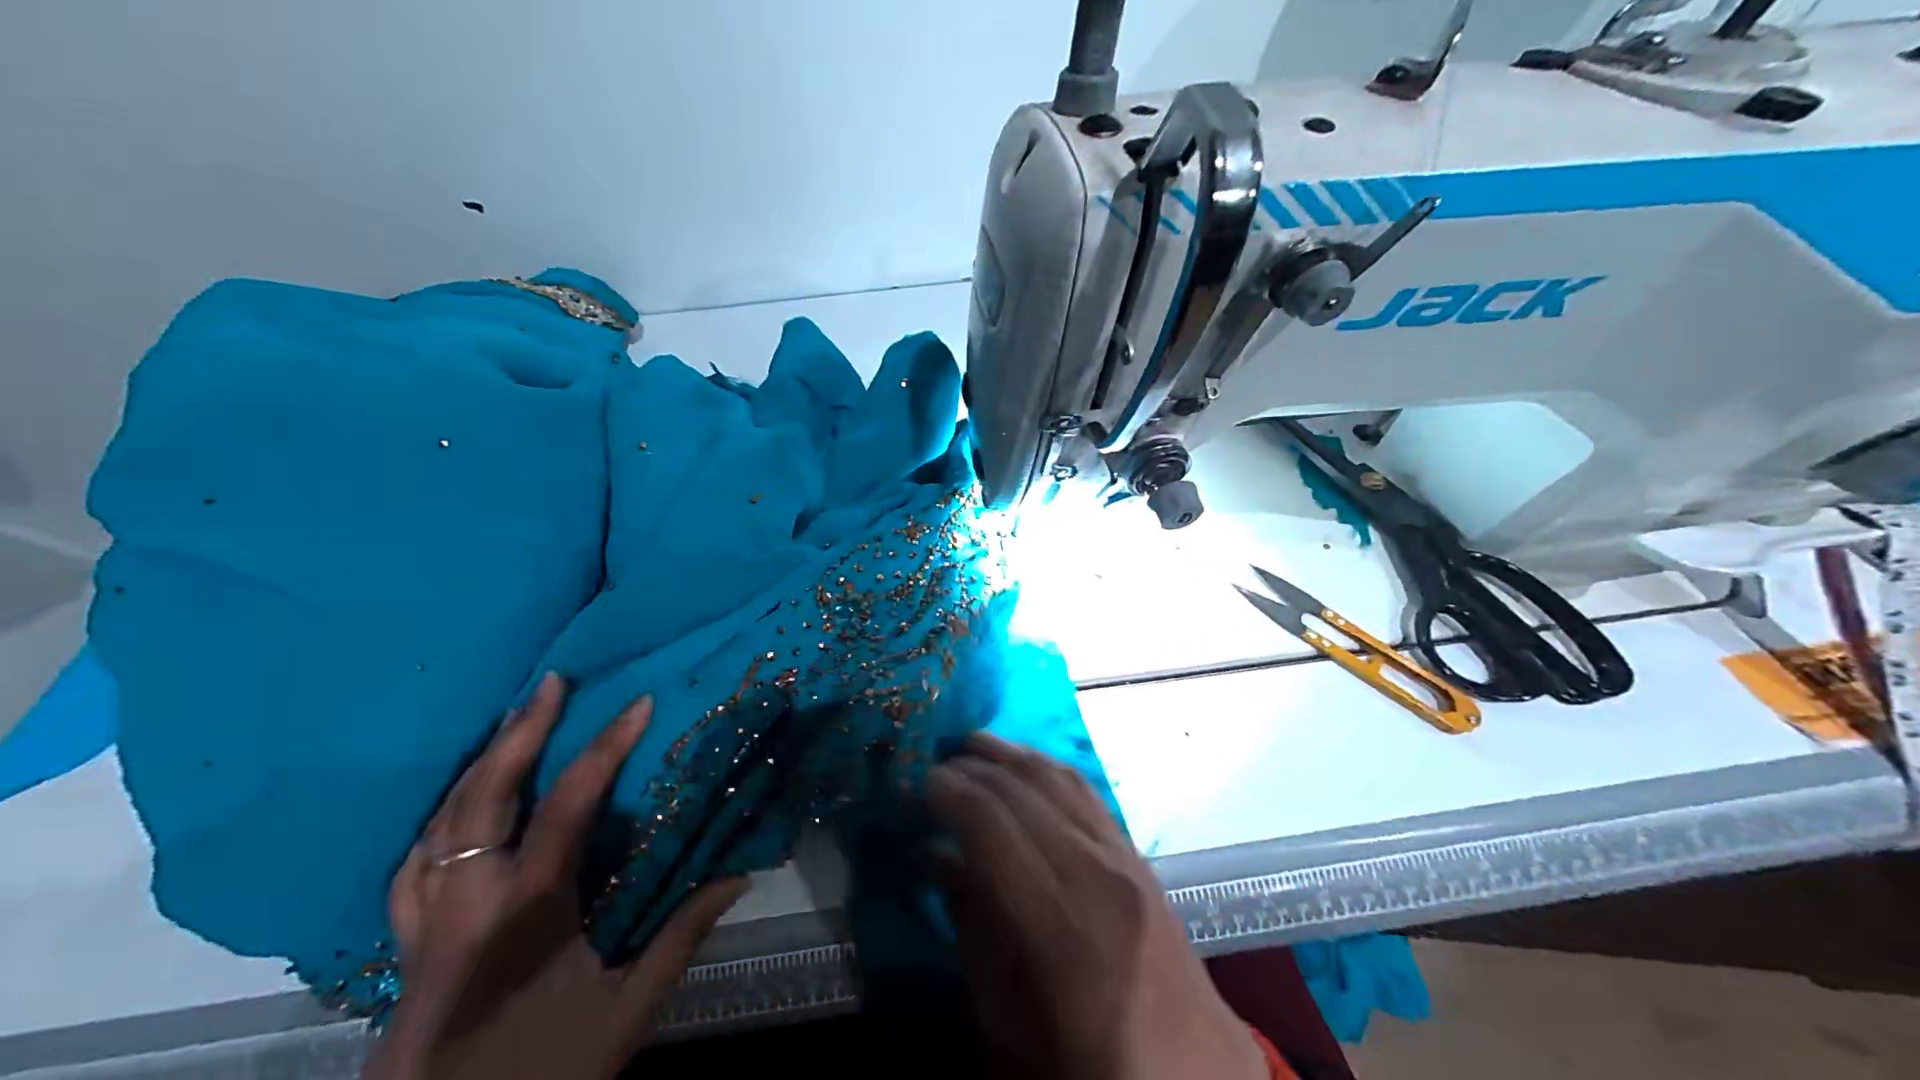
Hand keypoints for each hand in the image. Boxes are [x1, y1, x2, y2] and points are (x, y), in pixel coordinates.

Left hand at [364, 673, 748, 1079]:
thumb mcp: (625, 1012)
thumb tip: (737, 874)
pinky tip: (455, 809)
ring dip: (478, 765)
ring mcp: (423, 923)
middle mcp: (462, 904)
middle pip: (482, 796)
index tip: (639, 704)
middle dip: (519, 731)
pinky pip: (410, 863)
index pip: (566, 806)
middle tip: (551, 683)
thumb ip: (680, 937)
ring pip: (437, 821)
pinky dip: (438, 819)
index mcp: (521, 912)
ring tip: (509, 726)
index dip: (604, 748)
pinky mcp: (405, 946)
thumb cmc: (543, 1075)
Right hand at [928, 735, 1265, 1079]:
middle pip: (1023, 792)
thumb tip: (935, 857)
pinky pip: (1086, 792)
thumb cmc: (1089, 1061)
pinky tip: (1022, 763)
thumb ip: (970, 931)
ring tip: (969, 745)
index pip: (992, 826)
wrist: (1193, 1073)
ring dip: (1010, 755)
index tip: (916, 784)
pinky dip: (1046, 767)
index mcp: (1060, 926)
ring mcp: (1124, 857)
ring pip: (1058, 779)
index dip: (949, 795)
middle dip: (972, 769)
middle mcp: (1096, 874)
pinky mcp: (1138, 854)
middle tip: (932, 765)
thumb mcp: (1009, 1022)